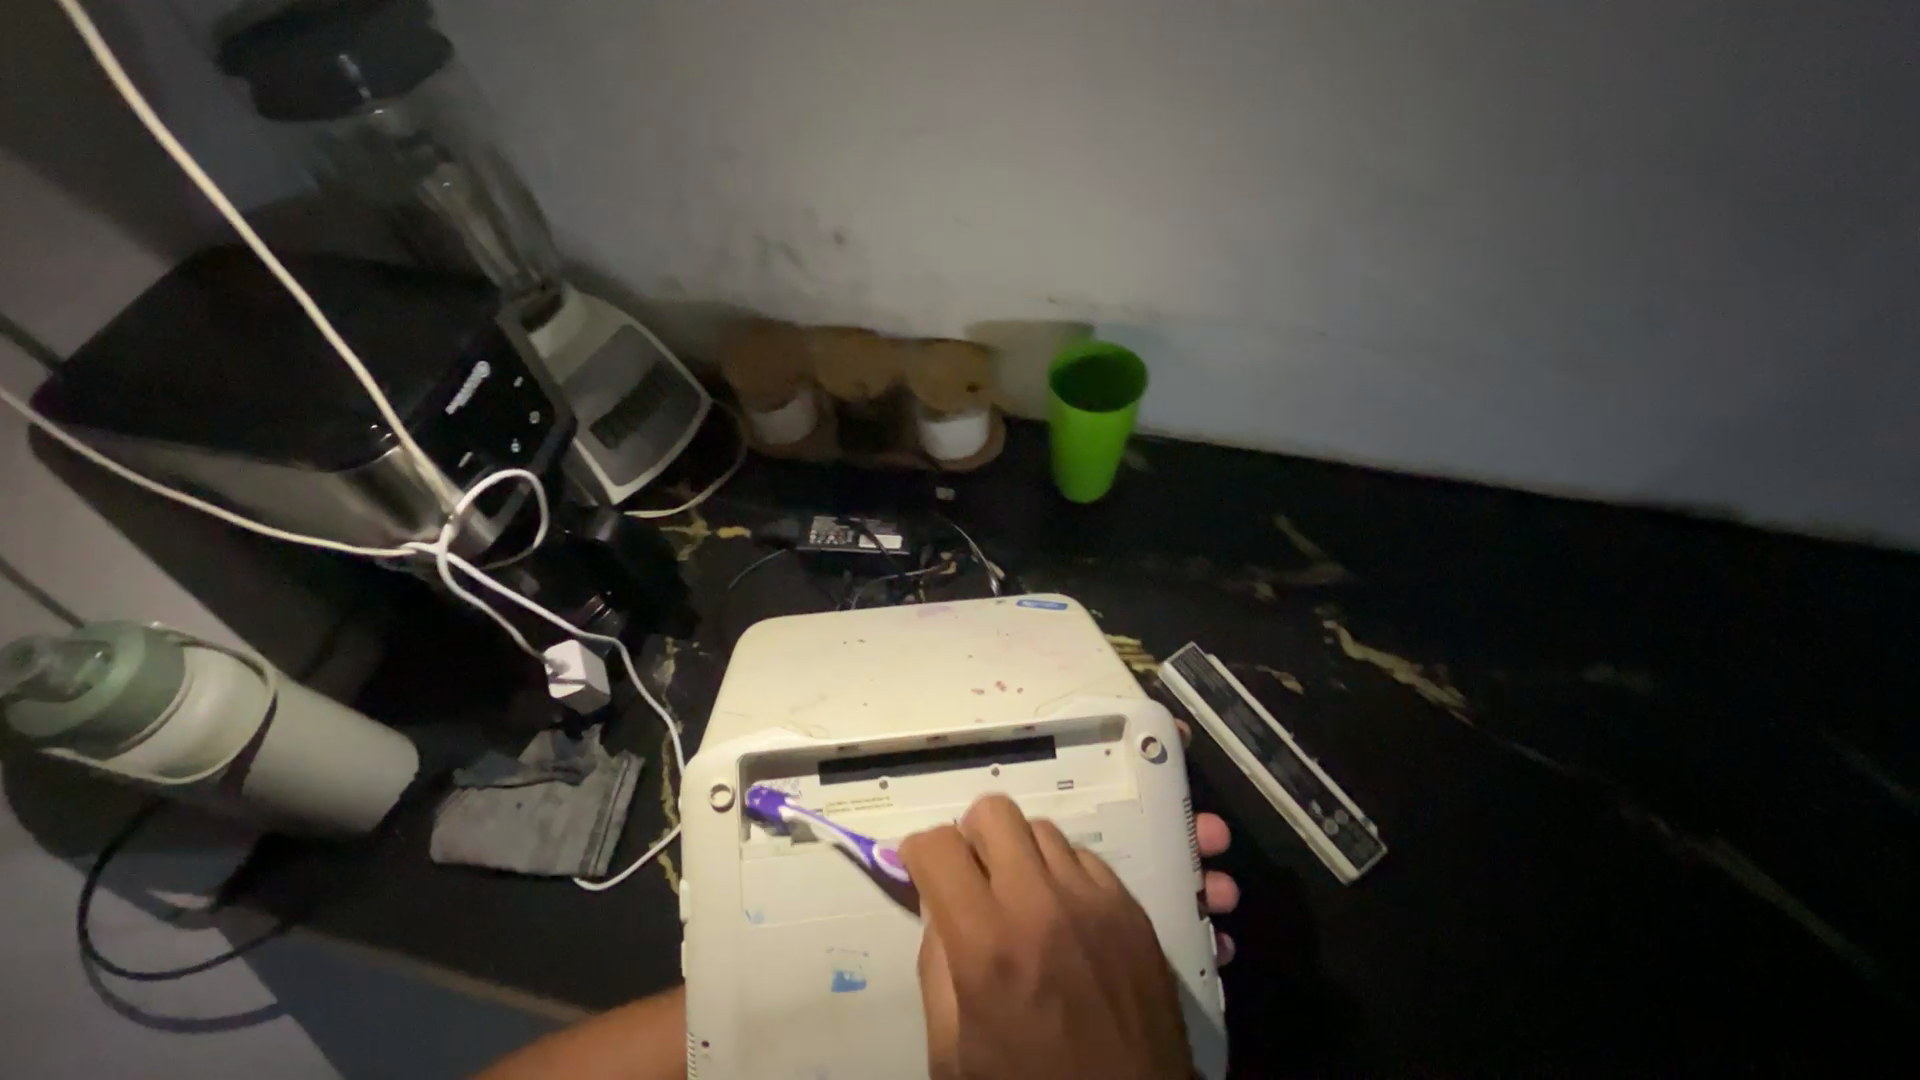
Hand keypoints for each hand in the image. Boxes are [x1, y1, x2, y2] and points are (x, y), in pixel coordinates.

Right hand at [899, 795, 1193, 1079]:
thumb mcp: (952, 1050)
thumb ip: (935, 966)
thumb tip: (938, 903)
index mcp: (986, 945)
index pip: (938, 845)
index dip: (920, 853)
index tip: (922, 872)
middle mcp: (1040, 905)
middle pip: (994, 812)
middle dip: (971, 837)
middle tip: (972, 876)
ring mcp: (1094, 902)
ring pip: (1041, 829)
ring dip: (1019, 854)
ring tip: (1021, 897)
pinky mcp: (1132, 910)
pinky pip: (1085, 858)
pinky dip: (1063, 874)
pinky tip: (1063, 914)